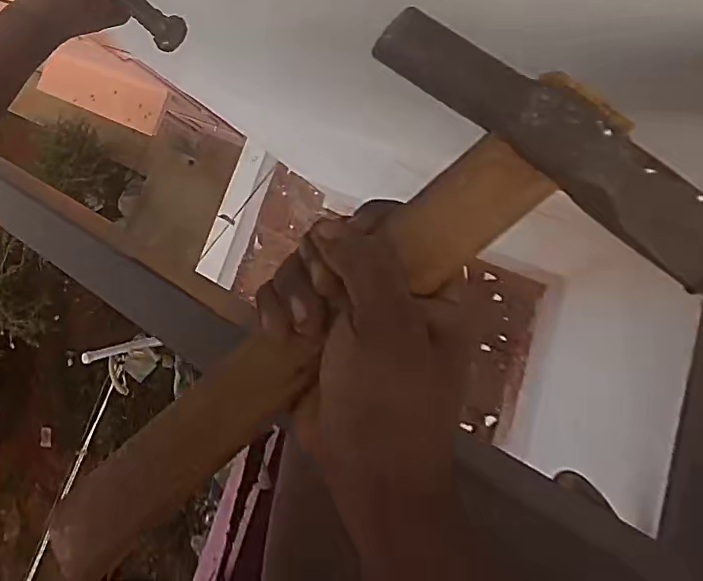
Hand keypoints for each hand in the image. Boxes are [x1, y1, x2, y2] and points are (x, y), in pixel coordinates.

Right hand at [256, 205, 469, 544]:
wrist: (368, 479)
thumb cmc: (394, 404)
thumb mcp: (390, 328)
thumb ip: (364, 266)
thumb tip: (327, 223)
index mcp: (428, 283)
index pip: (396, 223)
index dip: (365, 225)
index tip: (344, 248)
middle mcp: (386, 287)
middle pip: (338, 238)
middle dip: (320, 266)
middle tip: (323, 299)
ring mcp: (347, 307)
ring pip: (305, 263)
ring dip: (294, 290)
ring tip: (300, 329)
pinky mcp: (314, 327)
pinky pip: (283, 293)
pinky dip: (275, 307)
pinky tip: (278, 333)